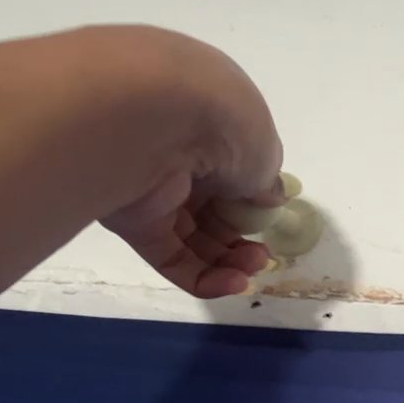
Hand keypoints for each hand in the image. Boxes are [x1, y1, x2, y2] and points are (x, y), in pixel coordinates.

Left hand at [90, 27, 284, 298]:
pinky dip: (203, 277)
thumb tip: (268, 195)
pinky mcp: (133, 223)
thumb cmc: (224, 123)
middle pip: (212, 209)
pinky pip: (170, 257)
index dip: (254, 201)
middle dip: (243, 237)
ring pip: (193, 238)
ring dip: (228, 260)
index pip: (231, 171)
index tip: (270, 218)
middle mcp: (177, 154)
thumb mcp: (264, 150)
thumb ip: (267, 180)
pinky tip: (234, 282)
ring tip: (252, 267)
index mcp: (209, 124)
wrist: (156, 120)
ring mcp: (152, 189)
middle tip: (262, 253)